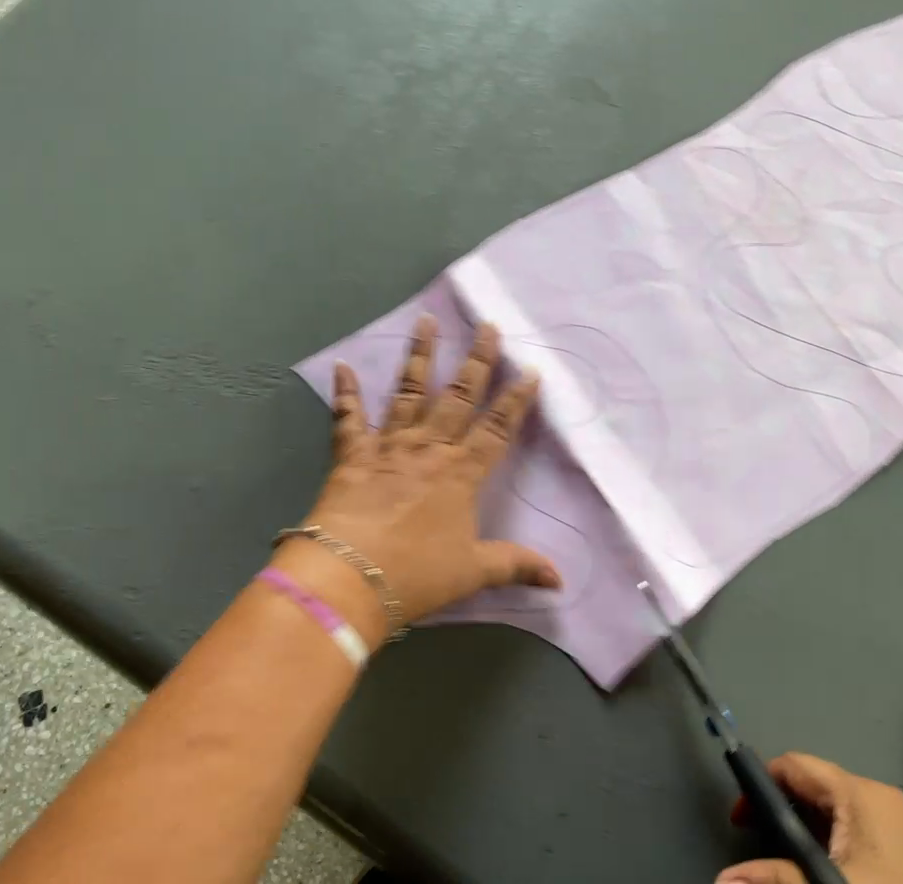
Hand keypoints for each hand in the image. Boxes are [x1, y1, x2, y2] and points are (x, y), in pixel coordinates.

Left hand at [274, 315, 560, 647]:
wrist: (348, 577)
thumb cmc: (416, 574)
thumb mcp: (472, 573)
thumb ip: (515, 566)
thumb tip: (560, 580)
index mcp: (461, 473)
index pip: (497, 428)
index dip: (517, 399)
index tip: (531, 370)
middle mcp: (429, 449)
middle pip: (458, 397)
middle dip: (477, 360)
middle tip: (488, 326)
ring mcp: (389, 446)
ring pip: (409, 392)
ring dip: (419, 356)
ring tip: (426, 321)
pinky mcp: (352, 455)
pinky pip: (348, 418)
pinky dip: (346, 392)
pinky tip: (343, 366)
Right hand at [717, 754, 902, 883]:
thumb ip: (778, 879)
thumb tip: (725, 877)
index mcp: (857, 793)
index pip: (794, 764)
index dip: (760, 784)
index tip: (741, 819)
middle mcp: (879, 796)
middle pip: (816, 788)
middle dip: (784, 812)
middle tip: (762, 846)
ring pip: (841, 813)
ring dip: (812, 833)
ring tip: (796, 866)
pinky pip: (866, 832)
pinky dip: (840, 845)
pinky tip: (841, 873)